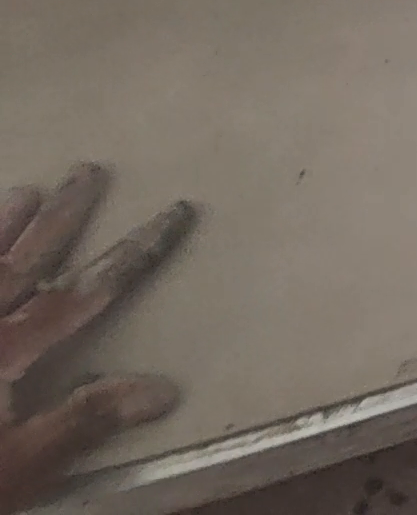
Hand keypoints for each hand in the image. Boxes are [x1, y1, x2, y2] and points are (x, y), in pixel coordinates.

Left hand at [0, 165, 193, 513]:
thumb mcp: (15, 467)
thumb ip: (81, 422)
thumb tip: (165, 390)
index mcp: (7, 353)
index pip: (90, 288)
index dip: (138, 248)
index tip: (176, 210)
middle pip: (23, 263)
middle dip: (62, 217)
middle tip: (88, 171)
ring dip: (0, 230)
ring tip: (22, 192)